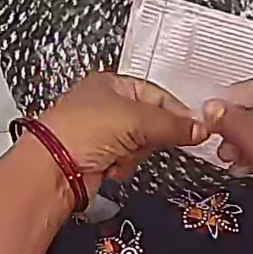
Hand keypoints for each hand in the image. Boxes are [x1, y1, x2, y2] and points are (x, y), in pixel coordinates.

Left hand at [35, 72, 207, 189]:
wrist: (52, 169)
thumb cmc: (80, 131)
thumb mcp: (135, 119)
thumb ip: (173, 124)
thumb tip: (200, 128)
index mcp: (113, 84)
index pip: (158, 95)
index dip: (176, 112)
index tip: (194, 127)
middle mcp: (108, 105)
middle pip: (152, 122)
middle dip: (148, 137)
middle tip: (140, 140)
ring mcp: (103, 132)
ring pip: (142, 144)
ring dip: (134, 154)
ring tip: (119, 153)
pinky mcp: (100, 155)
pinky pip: (129, 160)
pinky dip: (123, 165)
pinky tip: (111, 166)